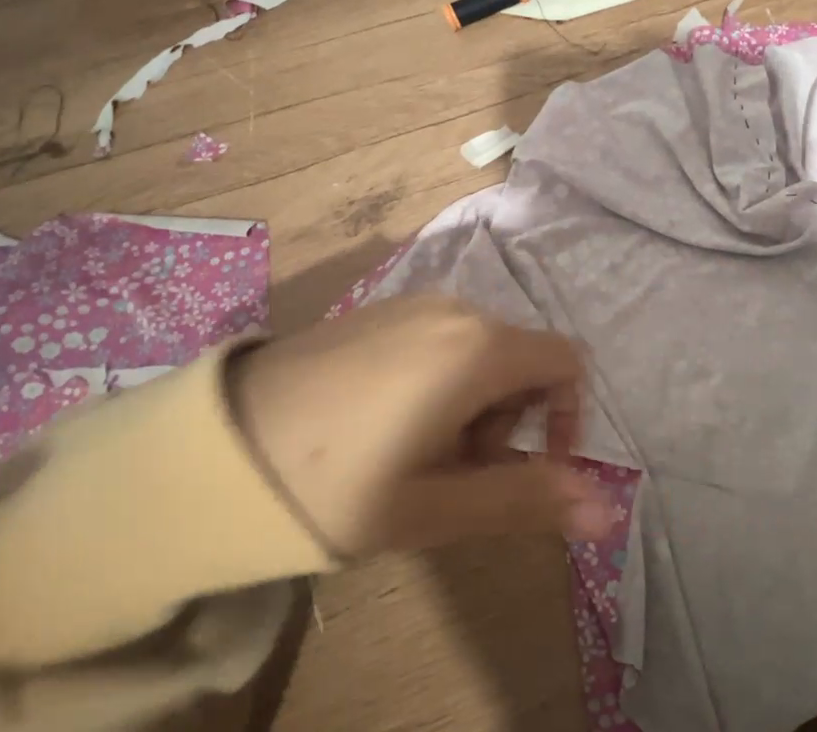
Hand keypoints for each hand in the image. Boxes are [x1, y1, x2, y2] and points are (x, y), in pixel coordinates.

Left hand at [228, 295, 615, 556]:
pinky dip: (444, 379)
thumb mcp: (435, 508)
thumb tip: (608, 512)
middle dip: (513, 419)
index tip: (533, 467)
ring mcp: (412, 303)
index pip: (567, 363)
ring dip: (477, 403)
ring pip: (481, 350)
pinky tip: (389, 424)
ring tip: (420, 456)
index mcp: (479, 348)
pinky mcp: (377, 310)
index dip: (569, 416)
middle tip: (461, 474)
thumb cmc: (335, 484)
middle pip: (522, 358)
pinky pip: (440, 339)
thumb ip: (527, 500)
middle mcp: (455, 309)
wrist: (208, 450)